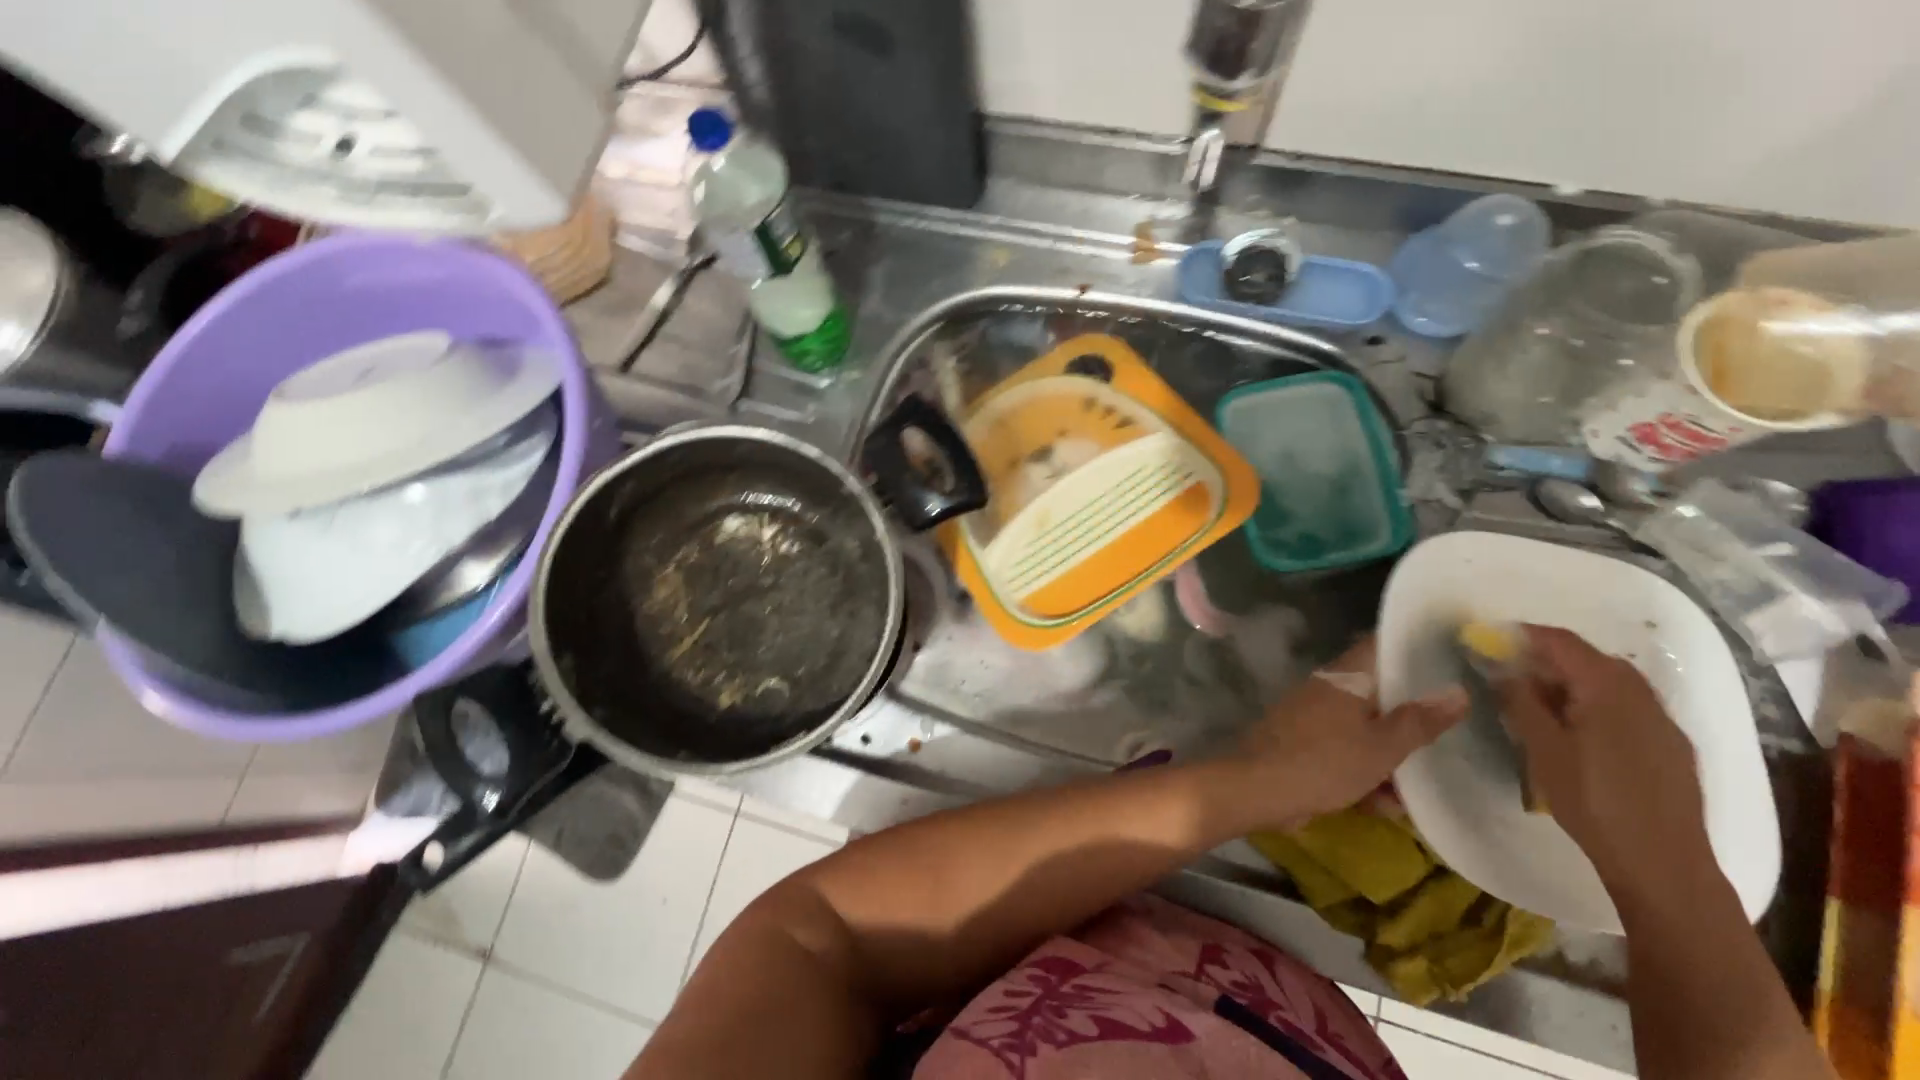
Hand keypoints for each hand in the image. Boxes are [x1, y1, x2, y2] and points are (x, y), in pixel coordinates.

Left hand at [1237, 636, 1466, 825]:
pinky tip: (1382, 805)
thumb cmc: (1322, 762)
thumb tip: (1458, 691)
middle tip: (1446, 736)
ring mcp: (1313, 716)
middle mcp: (1329, 688)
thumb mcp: (1381, 747)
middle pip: (1380, 692)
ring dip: (1389, 757)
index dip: (1416, 650)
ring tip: (1413, 790)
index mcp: (1346, 676)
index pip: (1383, 646)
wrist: (1255, 790)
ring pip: (1364, 728)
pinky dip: (1363, 773)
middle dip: (1410, 718)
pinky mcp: (1304, 744)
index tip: (1452, 660)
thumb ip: (1419, 721)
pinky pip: (1344, 752)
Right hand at [1494, 625, 1714, 899]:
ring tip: (1541, 708)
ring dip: (1573, 686)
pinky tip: (1580, 737)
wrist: (1663, 861)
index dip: (1523, 635)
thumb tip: (1505, 671)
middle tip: (1511, 677)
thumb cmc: (1593, 799)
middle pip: (1590, 660)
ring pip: (1612, 686)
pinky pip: (1628, 711)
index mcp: (1607, 686)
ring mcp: (1663, 721)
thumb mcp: (1542, 749)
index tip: (1491, 639)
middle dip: (1548, 661)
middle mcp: (1641, 693)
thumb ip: (1521, 702)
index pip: (1561, 641)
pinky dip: (1597, 708)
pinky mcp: (1672, 748)